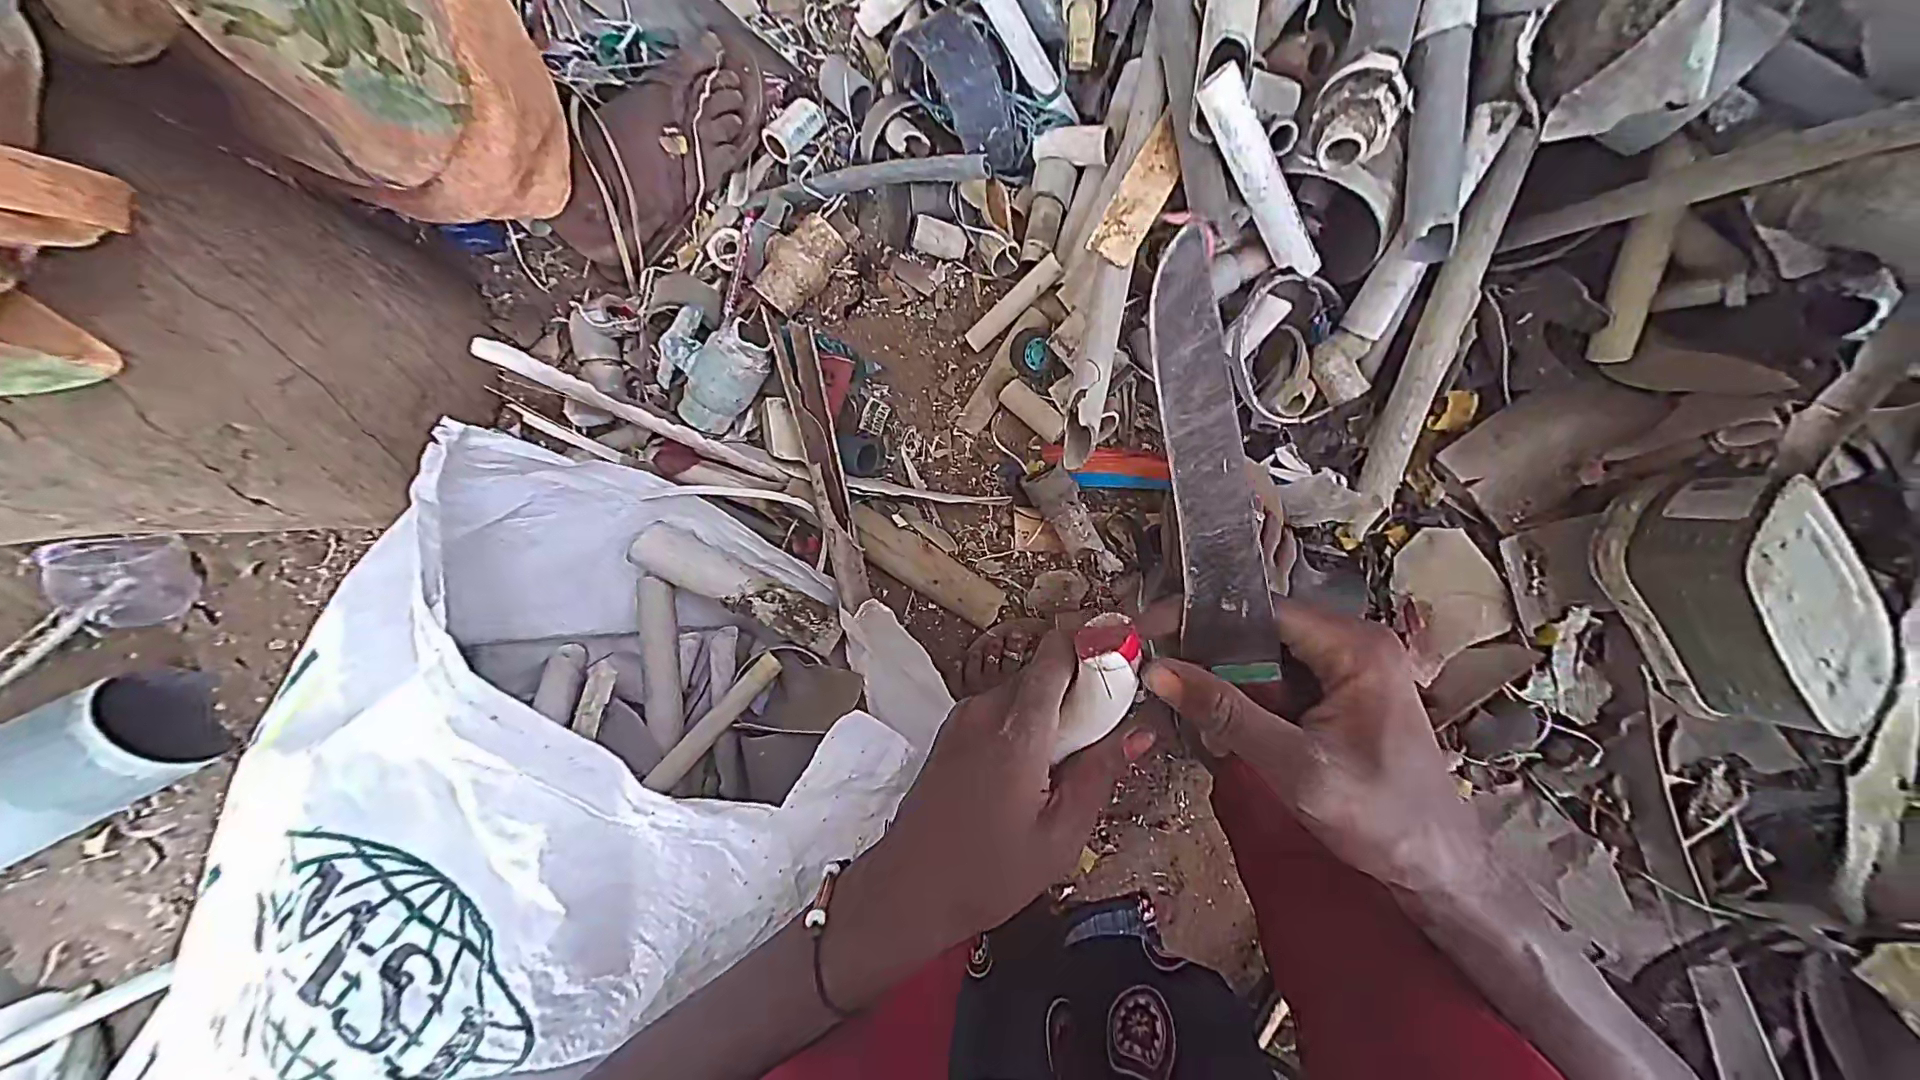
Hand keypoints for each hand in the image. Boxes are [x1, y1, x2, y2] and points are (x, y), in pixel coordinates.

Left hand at [848, 628, 1155, 947]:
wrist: (908, 887)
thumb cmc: (987, 872)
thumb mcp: (1061, 835)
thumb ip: (1100, 773)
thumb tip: (1139, 731)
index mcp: (1016, 729)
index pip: (1057, 653)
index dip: (1094, 648)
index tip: (1124, 667)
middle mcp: (985, 709)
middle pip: (1044, 671)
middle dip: (1079, 690)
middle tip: (1103, 734)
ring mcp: (963, 716)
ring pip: (1023, 689)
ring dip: (1052, 709)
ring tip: (1065, 764)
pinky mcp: (952, 728)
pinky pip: (1000, 707)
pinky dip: (1025, 722)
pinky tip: (1031, 769)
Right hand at [1143, 598, 1487, 895]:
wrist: (1439, 871)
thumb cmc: (1382, 819)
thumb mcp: (1295, 767)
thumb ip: (1225, 714)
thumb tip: (1158, 671)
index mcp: (1354, 645)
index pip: (1258, 609)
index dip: (1197, 617)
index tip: (1147, 631)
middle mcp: (1350, 642)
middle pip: (1255, 630)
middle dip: (1207, 657)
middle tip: (1163, 683)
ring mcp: (1344, 666)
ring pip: (1259, 656)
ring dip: (1223, 685)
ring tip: (1195, 718)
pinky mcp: (1335, 691)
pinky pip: (1273, 680)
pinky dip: (1243, 701)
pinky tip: (1227, 732)